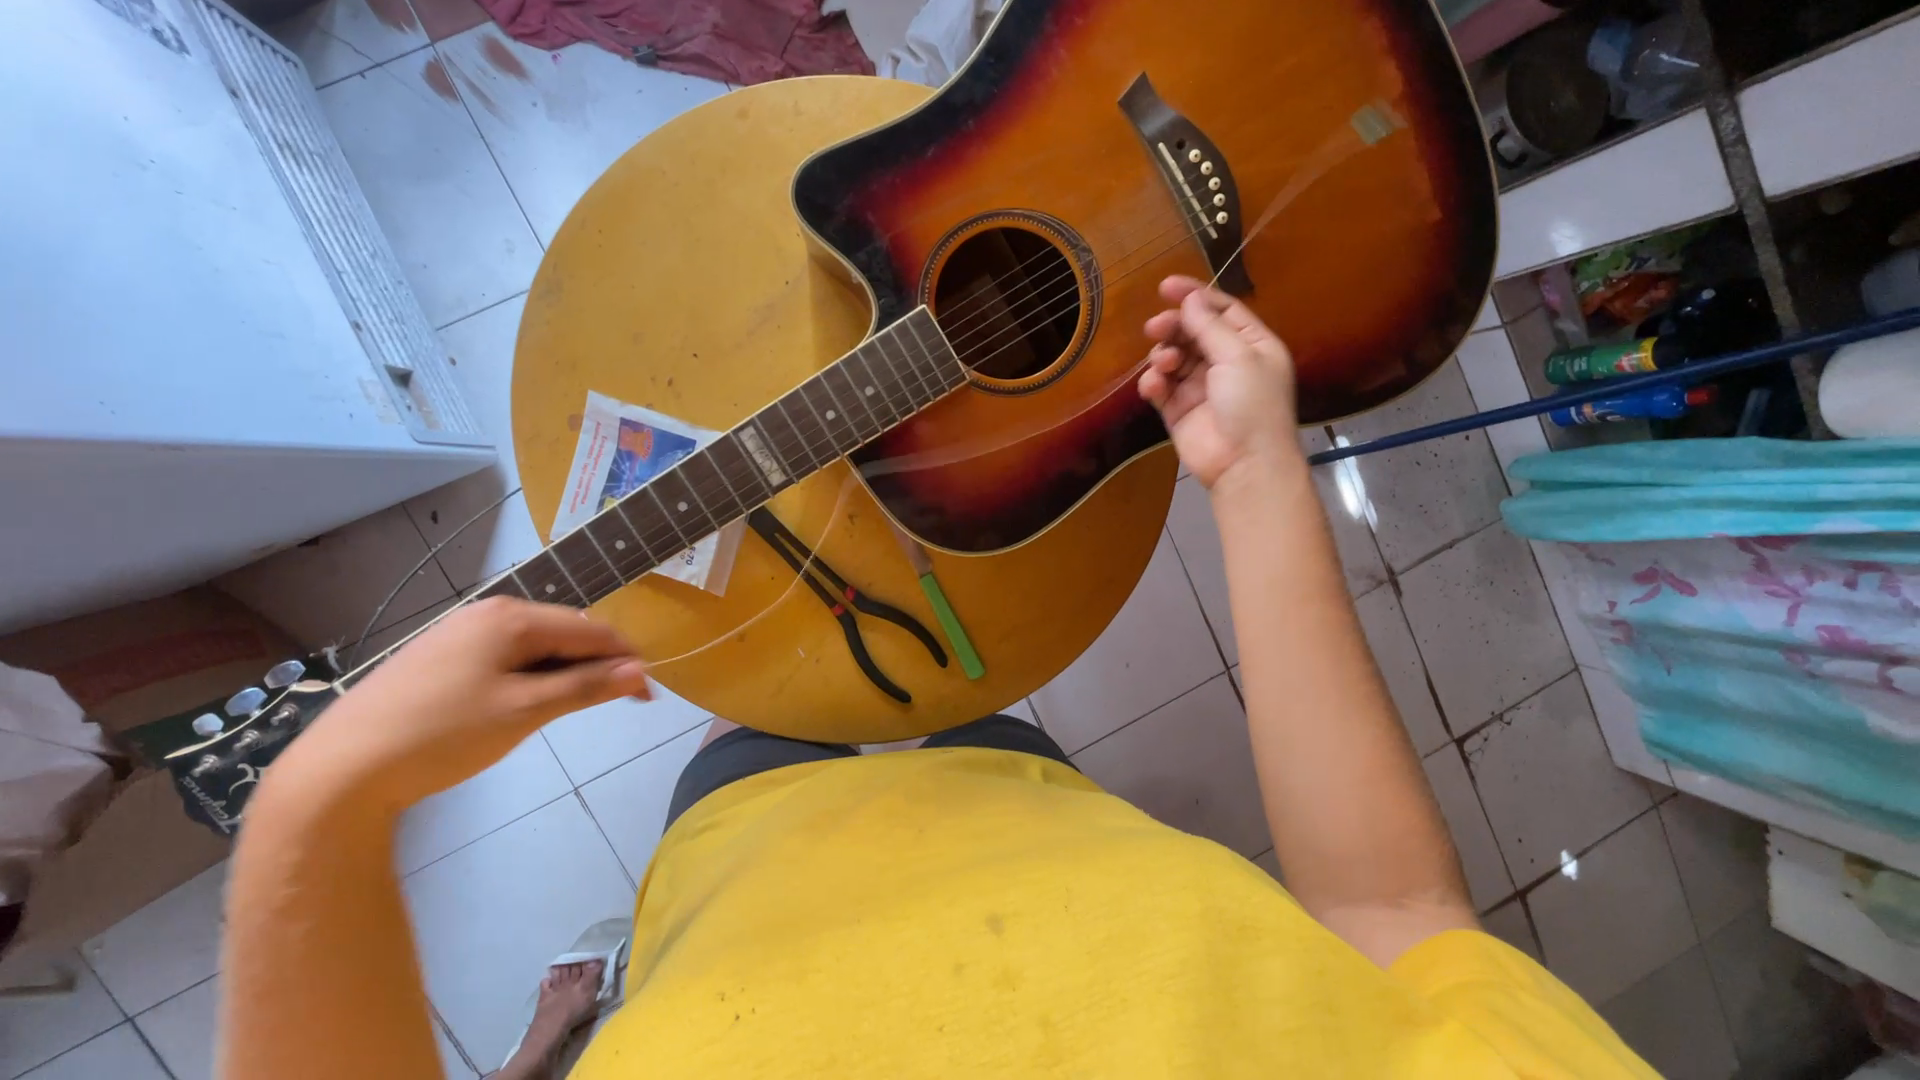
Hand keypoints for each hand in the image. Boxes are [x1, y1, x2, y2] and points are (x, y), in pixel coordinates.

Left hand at [288, 598, 650, 808]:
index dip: (626, 661)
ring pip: (534, 645)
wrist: (341, 770)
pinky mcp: (439, 656)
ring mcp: (459, 632)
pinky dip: (529, 676)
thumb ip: (587, 687)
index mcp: (512, 617)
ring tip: (568, 709)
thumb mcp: (526, 711)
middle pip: (564, 632)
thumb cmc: (444, 736)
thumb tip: (641, 671)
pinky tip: (522, 704)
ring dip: (562, 672)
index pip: (591, 630)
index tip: (648, 698)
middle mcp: (487, 612)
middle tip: (612, 705)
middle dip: (595, 665)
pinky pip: (505, 656)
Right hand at [1137, 275, 1300, 489]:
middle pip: (1192, 332)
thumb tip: (1190, 298)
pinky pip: (1160, 387)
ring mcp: (1200, 387)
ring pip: (1173, 357)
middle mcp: (1226, 362)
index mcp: (1251, 345)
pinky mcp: (1178, 410)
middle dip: (1172, 327)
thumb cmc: (1252, 405)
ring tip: (1164, 364)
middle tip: (1155, 327)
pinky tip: (1154, 386)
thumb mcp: (1238, 356)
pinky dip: (1153, 383)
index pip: (1221, 310)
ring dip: (1163, 355)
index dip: (1195, 296)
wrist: (1244, 465)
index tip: (1165, 287)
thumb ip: (1210, 326)